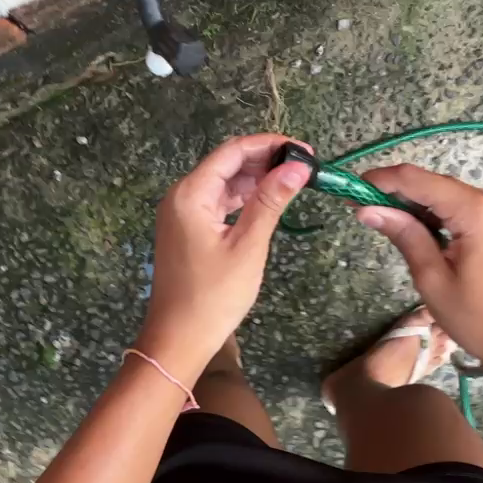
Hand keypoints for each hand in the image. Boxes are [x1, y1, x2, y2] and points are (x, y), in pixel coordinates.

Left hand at [138, 134, 311, 378]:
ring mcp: (180, 212)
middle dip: (264, 159)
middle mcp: (180, 195)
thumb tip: (298, 167)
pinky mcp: (185, 228)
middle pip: (226, 163)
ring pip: (221, 182)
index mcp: (190, 194)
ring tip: (292, 181)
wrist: (178, 337)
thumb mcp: (247, 246)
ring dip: (254, 178)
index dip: (269, 145)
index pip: (232, 152)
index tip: (304, 149)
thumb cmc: (213, 295)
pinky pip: (215, 201)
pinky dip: (240, 198)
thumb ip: (270, 202)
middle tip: (304, 166)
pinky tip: (265, 201)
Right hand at [356, 164, 482, 380]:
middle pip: (433, 184)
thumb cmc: (480, 319)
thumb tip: (367, 209)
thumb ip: (403, 236)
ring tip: (382, 222)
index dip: (380, 180)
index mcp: (476, 211)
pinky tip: (416, 231)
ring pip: (446, 196)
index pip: (417, 179)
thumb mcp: (432, 279)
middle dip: (395, 192)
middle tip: (360, 210)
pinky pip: (462, 209)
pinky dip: (436, 215)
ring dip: (414, 205)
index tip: (350, 190)